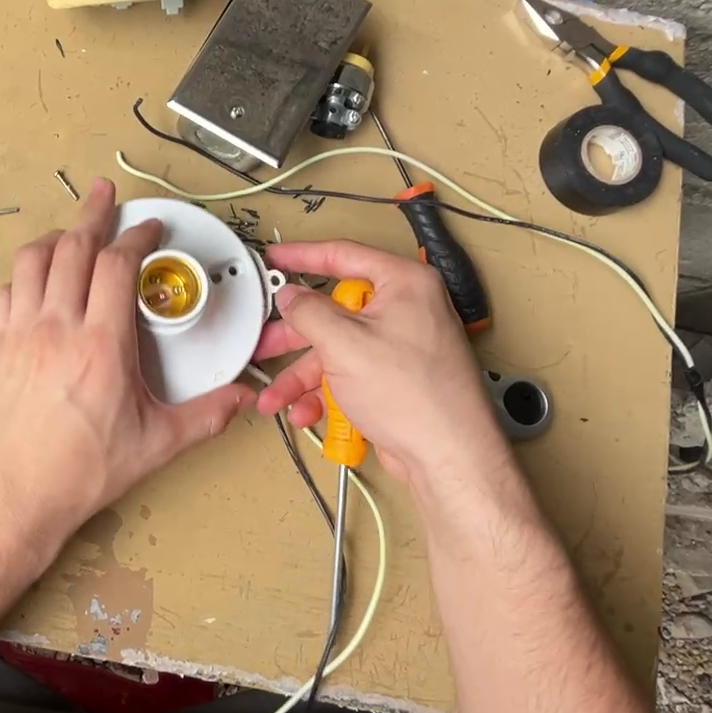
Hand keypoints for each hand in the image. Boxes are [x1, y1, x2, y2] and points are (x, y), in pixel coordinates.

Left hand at [0, 179, 251, 554]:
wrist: (17, 495)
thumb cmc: (79, 471)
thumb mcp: (156, 444)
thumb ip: (206, 416)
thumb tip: (243, 400)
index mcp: (101, 346)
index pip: (117, 265)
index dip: (136, 236)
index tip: (149, 230)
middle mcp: (56, 329)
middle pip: (72, 247)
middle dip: (93, 213)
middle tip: (105, 194)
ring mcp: (21, 335)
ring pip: (31, 260)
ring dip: (55, 236)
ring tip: (72, 229)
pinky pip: (6, 292)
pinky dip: (24, 274)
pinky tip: (37, 280)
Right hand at [253, 240, 513, 488]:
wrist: (447, 457)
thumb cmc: (417, 396)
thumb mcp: (345, 344)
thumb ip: (309, 312)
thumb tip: (290, 296)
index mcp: (404, 285)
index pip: (344, 256)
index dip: (303, 256)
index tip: (276, 258)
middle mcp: (404, 310)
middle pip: (332, 311)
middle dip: (294, 336)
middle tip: (264, 341)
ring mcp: (398, 346)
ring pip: (334, 349)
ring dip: (301, 375)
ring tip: (275, 395)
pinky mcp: (391, 378)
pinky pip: (347, 375)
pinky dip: (322, 393)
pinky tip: (304, 411)